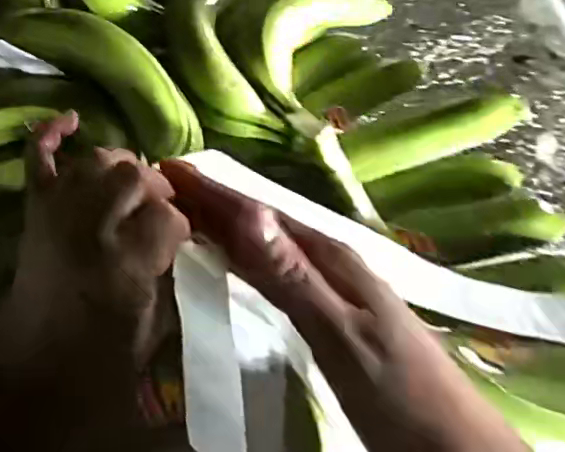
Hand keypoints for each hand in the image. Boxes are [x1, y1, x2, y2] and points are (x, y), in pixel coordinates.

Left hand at [0, 112, 190, 364]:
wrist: (34, 363)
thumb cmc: (100, 356)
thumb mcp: (153, 324)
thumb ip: (167, 268)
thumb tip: (178, 231)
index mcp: (124, 263)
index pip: (167, 216)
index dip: (180, 223)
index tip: (182, 236)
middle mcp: (88, 225)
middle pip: (133, 176)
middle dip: (155, 188)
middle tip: (159, 209)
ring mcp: (56, 209)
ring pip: (96, 160)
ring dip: (120, 167)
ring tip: (131, 186)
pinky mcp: (35, 205)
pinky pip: (40, 156)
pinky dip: (52, 133)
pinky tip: (73, 118)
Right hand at [162, 161, 527, 451]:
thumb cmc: (403, 399)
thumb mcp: (342, 337)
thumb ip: (292, 275)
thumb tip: (246, 209)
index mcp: (328, 254)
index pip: (256, 209)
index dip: (210, 188)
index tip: (165, 164)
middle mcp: (328, 260)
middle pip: (258, 220)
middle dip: (211, 199)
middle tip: (161, 185)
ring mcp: (332, 287)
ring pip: (264, 242)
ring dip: (223, 224)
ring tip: (182, 212)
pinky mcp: (331, 314)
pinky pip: (272, 270)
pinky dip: (241, 256)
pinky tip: (228, 261)